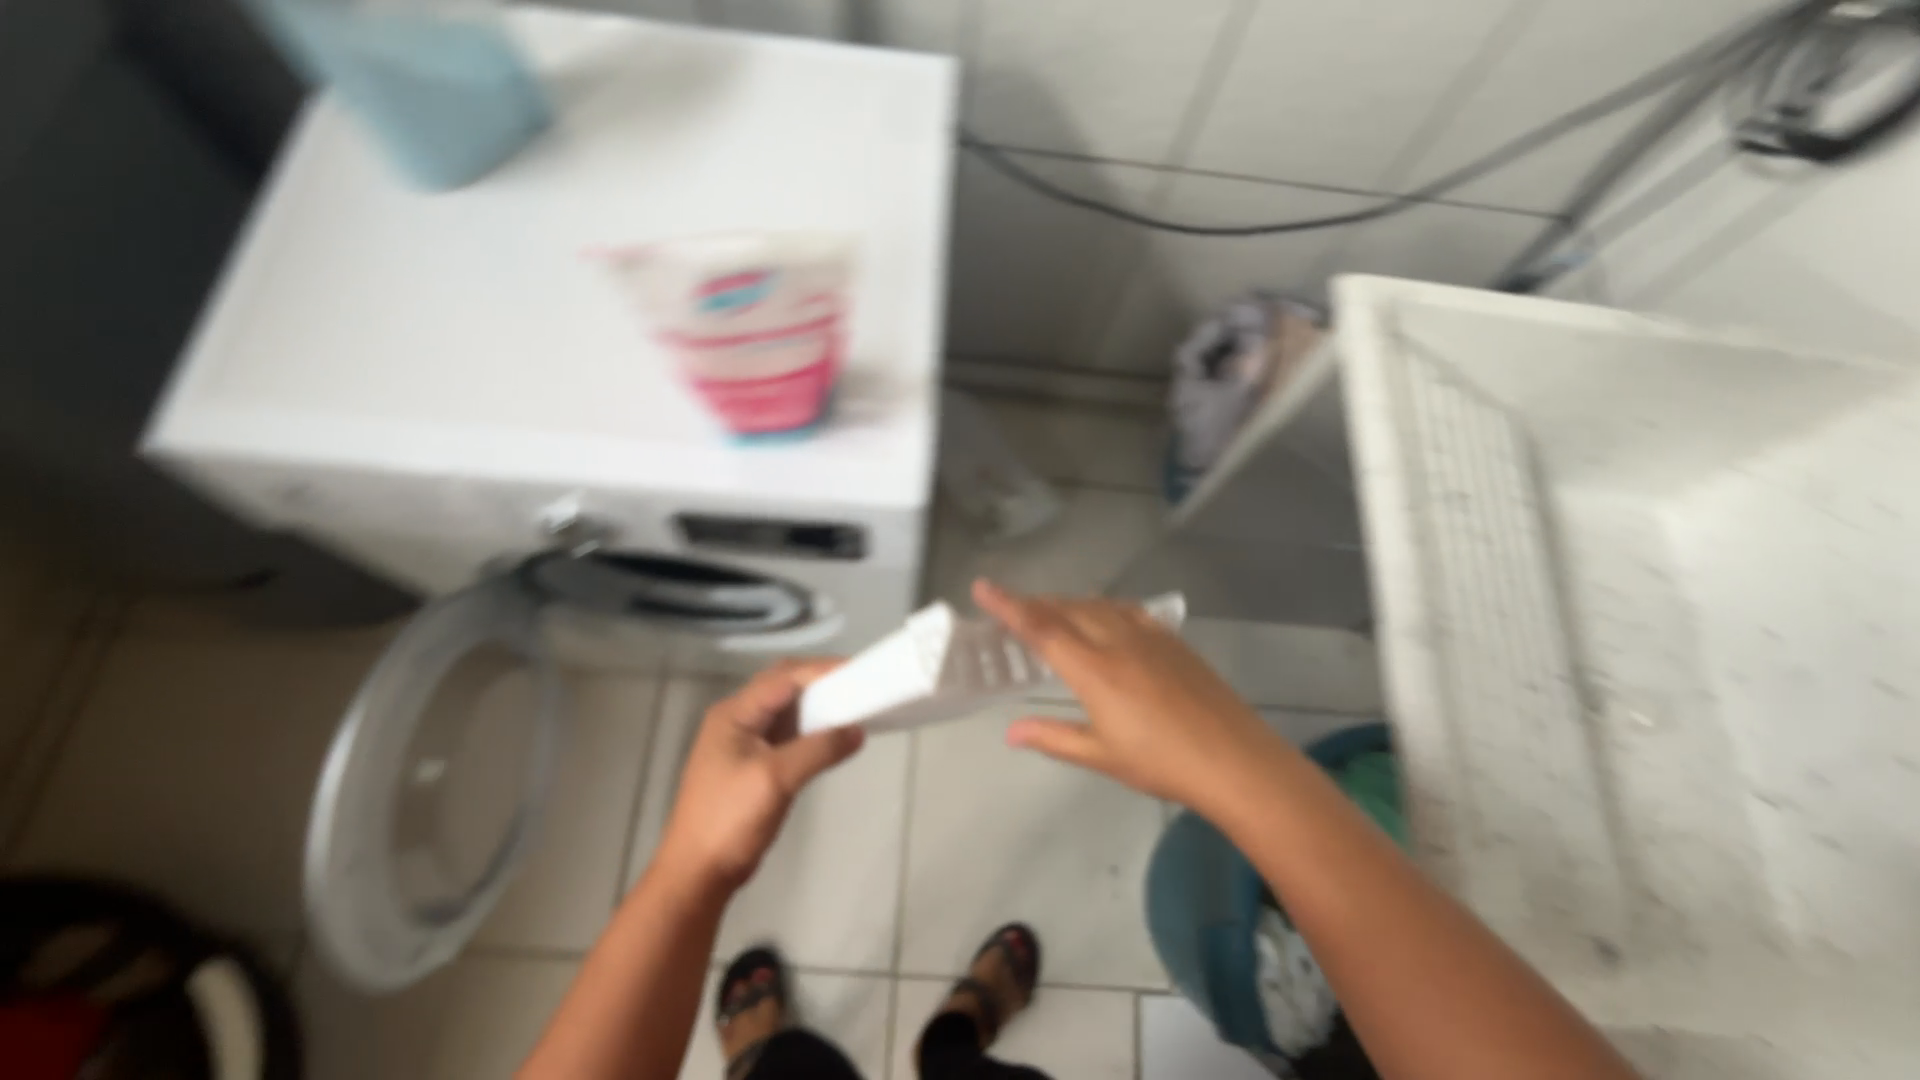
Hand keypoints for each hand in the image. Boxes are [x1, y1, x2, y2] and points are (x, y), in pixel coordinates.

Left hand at [655, 660, 864, 893]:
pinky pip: (787, 734)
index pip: (784, 677)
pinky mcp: (753, 763)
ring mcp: (743, 742)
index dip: (821, 670)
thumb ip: (819, 750)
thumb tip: (858, 730)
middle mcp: (737, 719)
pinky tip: (833, 735)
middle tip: (859, 684)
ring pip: (786, 710)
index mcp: (734, 714)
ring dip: (817, 705)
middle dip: (820, 681)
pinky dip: (811, 729)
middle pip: (783, 686)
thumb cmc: (730, 820)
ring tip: (853, 705)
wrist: (698, 872)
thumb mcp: (776, 780)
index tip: (860, 671)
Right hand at [974, 579, 1280, 812]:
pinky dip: (1103, 607)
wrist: (1234, 760)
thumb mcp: (1101, 756)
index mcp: (1094, 670)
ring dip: (1067, 603)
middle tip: (1010, 607)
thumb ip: (1053, 737)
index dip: (1008, 606)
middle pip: (1067, 609)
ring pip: (1098, 605)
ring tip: (1050, 611)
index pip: (1041, 628)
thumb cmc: (1162, 763)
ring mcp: (1149, 637)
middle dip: (1034, 603)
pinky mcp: (1173, 641)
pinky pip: (1128, 610)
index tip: (982, 586)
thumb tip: (1010, 732)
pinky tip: (1104, 617)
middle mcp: (1118, 642)